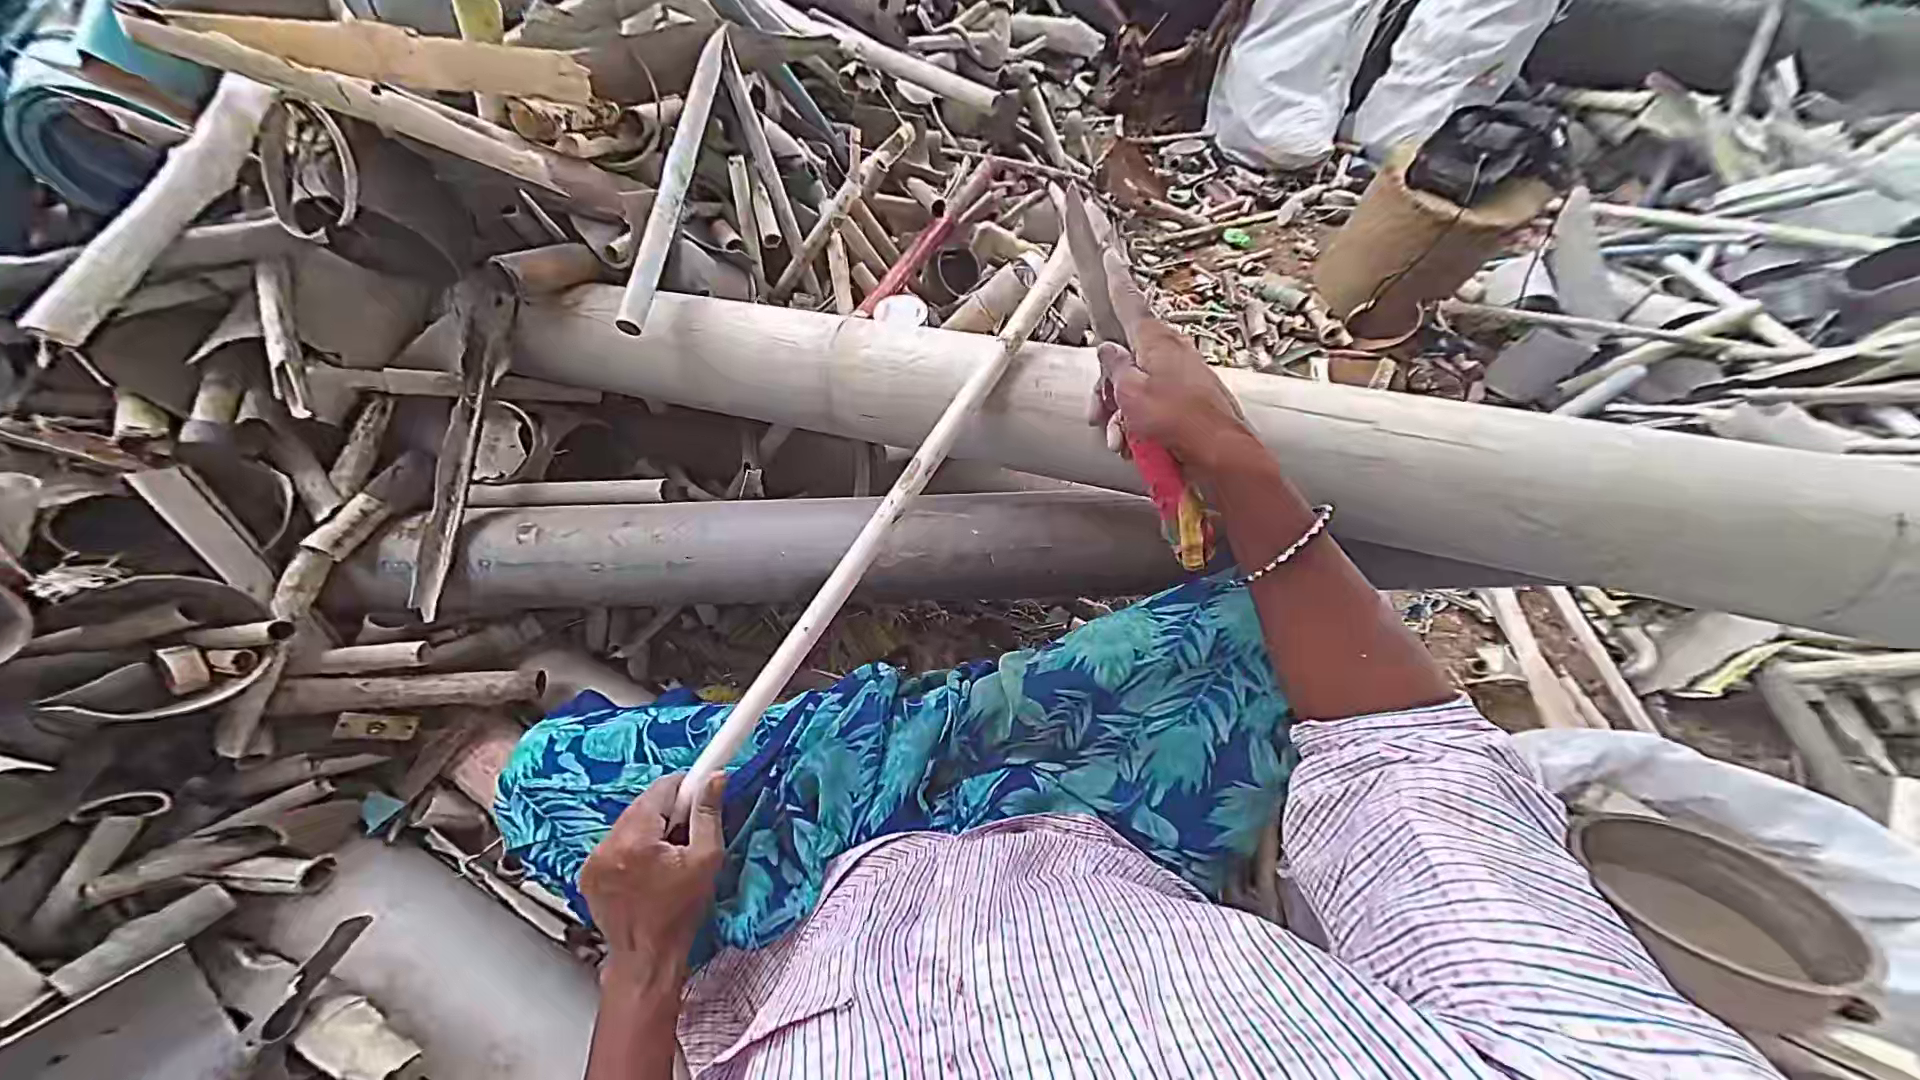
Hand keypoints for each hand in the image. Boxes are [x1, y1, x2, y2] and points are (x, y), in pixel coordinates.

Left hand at [579, 771, 726, 986]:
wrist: (646, 958)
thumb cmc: (681, 910)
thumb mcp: (706, 858)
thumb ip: (709, 813)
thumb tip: (715, 777)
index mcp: (635, 841)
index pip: (661, 788)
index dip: (686, 787)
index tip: (701, 795)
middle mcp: (607, 846)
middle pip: (644, 803)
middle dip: (670, 809)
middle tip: (688, 832)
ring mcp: (593, 860)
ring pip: (631, 819)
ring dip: (653, 825)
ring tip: (670, 852)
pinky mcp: (588, 872)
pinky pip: (618, 838)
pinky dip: (636, 842)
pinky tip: (650, 864)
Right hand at [1088, 248, 1259, 474]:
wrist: (1217, 454)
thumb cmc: (1178, 421)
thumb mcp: (1130, 392)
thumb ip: (1113, 368)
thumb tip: (1107, 351)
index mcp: (1156, 341)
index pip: (1129, 302)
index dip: (1116, 281)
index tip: (1110, 257)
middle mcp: (1169, 354)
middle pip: (1123, 360)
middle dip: (1106, 390)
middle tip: (1099, 413)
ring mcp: (1178, 378)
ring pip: (1132, 388)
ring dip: (1119, 414)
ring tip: (1120, 437)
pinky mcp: (1183, 402)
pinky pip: (1148, 407)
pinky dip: (1136, 425)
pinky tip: (1135, 444)